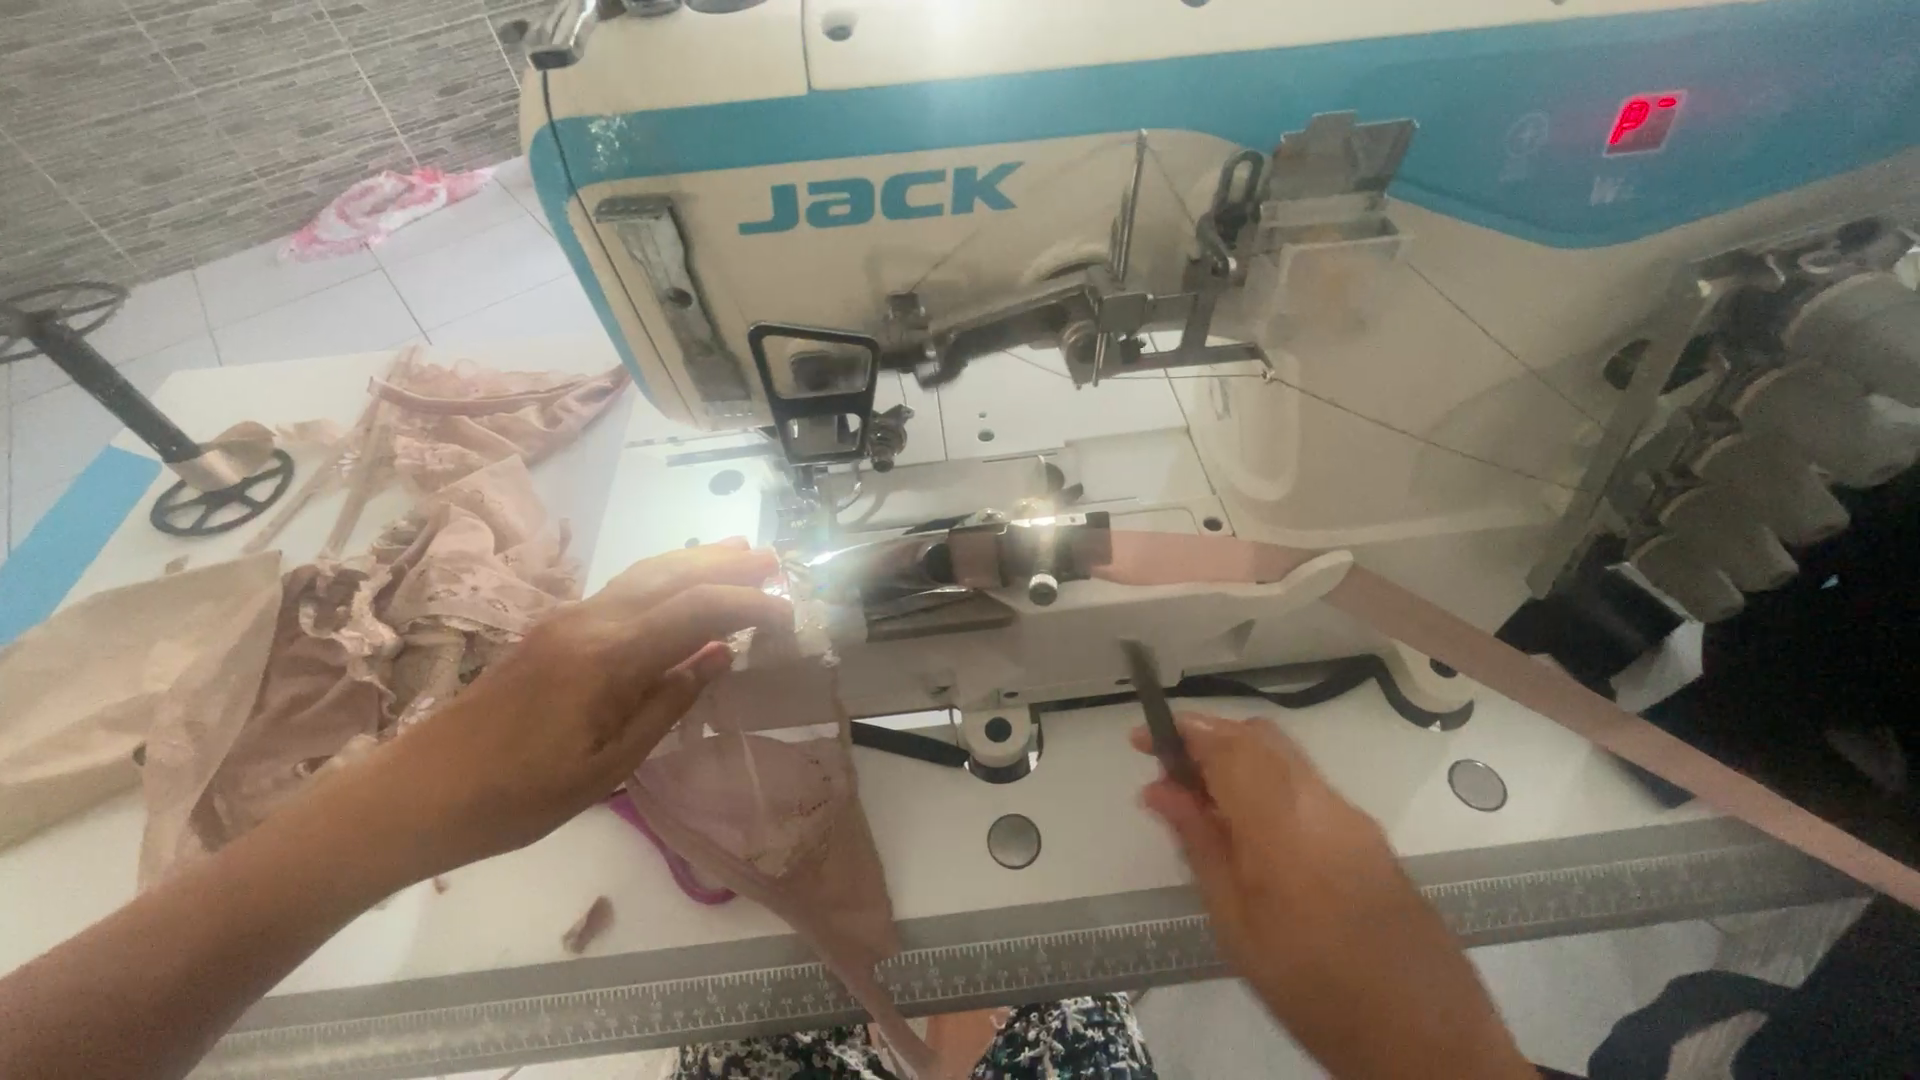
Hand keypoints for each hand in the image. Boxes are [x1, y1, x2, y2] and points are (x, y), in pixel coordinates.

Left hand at [350, 541, 791, 880]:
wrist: (415, 793)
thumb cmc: (516, 797)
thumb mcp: (607, 768)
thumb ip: (666, 705)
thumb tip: (717, 656)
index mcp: (609, 658)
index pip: (697, 611)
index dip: (748, 605)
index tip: (788, 613)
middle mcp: (590, 622)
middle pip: (671, 575)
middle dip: (727, 565)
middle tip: (775, 561)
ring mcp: (567, 620)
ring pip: (645, 574)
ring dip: (695, 561)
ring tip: (737, 552)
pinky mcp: (553, 629)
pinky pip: (623, 589)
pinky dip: (665, 577)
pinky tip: (680, 586)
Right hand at [1132, 714, 1533, 1079]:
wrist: (1426, 1039)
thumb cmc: (1312, 988)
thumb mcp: (1236, 922)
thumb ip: (1199, 844)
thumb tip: (1159, 790)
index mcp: (1283, 823)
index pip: (1226, 746)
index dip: (1181, 732)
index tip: (1142, 739)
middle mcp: (1321, 802)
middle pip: (1257, 737)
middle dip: (1208, 737)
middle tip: (1169, 773)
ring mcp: (1351, 816)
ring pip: (1284, 757)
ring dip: (1237, 758)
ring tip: (1201, 801)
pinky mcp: (1368, 835)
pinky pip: (1306, 784)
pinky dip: (1266, 782)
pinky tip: (1247, 827)